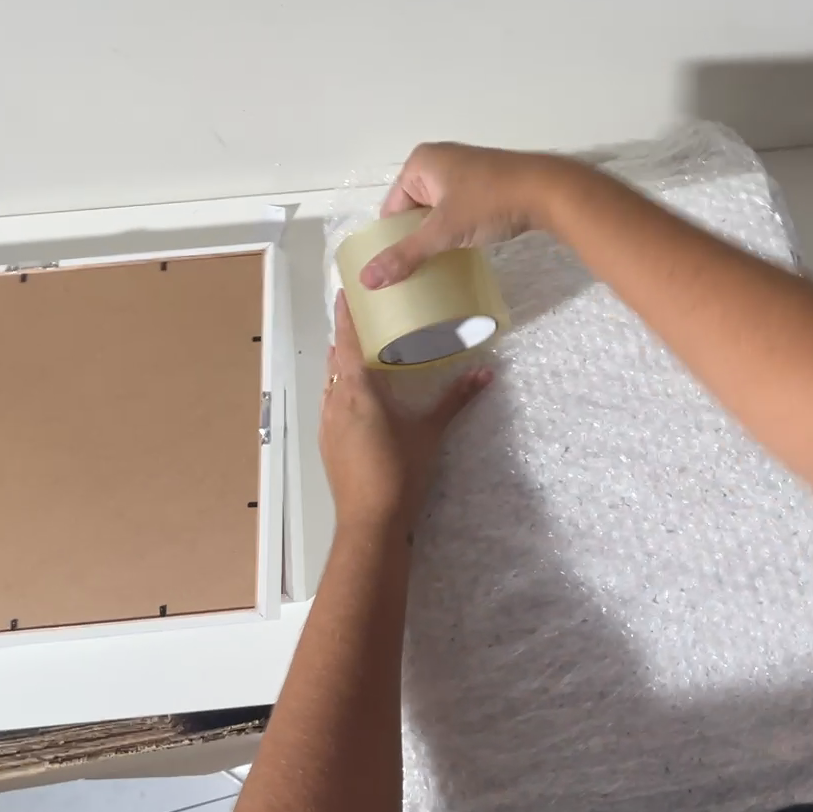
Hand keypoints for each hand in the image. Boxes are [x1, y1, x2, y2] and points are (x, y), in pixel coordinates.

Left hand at [320, 290, 492, 530]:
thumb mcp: (430, 432)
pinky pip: (330, 402)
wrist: (370, 520)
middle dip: (346, 337)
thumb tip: (486, 373)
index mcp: (358, 390)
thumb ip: (455, 399)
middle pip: (334, 358)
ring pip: (330, 381)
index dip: (345, 315)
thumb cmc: (401, 471)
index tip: (344, 291)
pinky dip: (340, 388)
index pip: (347, 341)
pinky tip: (357, 397)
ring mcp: (327, 423)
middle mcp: (335, 401)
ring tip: (361, 353)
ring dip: (341, 364)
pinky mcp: (327, 442)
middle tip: (364, 320)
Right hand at [358, 143, 589, 288]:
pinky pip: (458, 213)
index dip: (390, 240)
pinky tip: (458, 255)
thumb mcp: (444, 231)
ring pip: (437, 213)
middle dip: (413, 240)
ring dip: (436, 238)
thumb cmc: (489, 203)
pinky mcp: (485, 186)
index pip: (391, 208)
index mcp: (420, 163)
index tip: (392, 271)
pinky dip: (455, 232)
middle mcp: (438, 162)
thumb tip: (368, 279)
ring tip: (433, 269)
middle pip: (413, 211)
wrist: (546, 191)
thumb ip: (406, 255)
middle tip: (411, 276)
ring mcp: (464, 173)